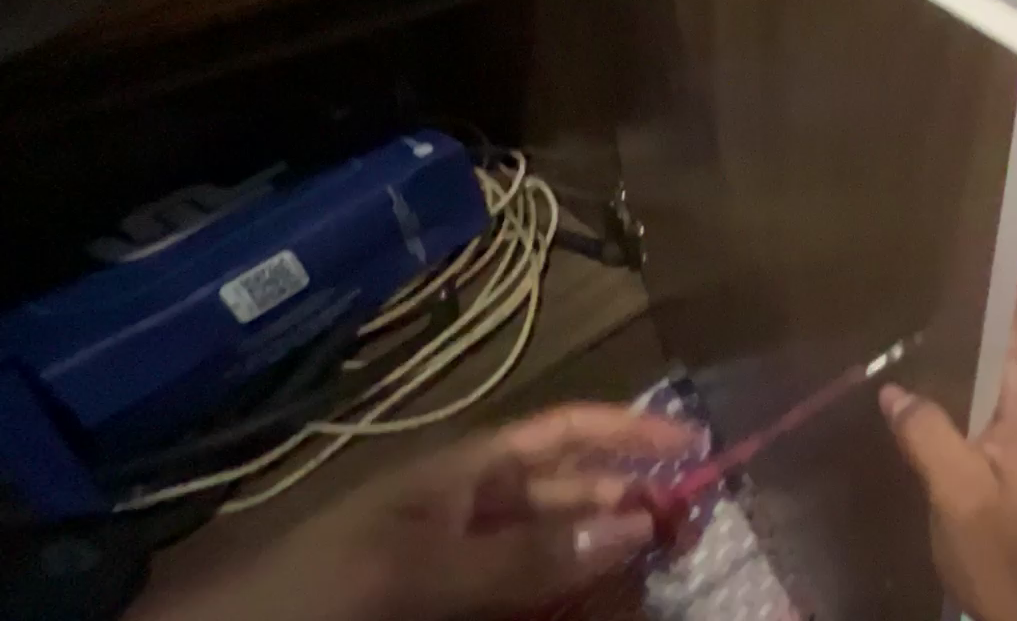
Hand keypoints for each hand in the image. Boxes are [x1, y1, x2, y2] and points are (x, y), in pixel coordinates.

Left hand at [131, 403, 696, 620]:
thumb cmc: (305, 592)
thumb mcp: (411, 567)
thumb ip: (523, 552)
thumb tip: (636, 523)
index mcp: (473, 473)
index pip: (571, 432)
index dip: (633, 430)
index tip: (695, 444)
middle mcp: (485, 515)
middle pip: (580, 500)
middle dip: (635, 507)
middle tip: (692, 533)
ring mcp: (477, 574)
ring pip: (566, 560)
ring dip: (613, 566)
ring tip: (658, 579)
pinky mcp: (472, 617)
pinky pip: (538, 609)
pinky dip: (574, 608)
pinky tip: (603, 612)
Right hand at [880, 295, 1016, 620]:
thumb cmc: (999, 550)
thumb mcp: (955, 491)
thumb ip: (926, 431)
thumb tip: (893, 387)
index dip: (989, 284)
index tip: (950, 257)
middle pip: (1009, 334)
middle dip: (969, 310)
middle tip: (917, 288)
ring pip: (1001, 361)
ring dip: (966, 344)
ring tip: (917, 320)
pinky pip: (996, 388)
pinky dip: (968, 374)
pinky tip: (932, 376)